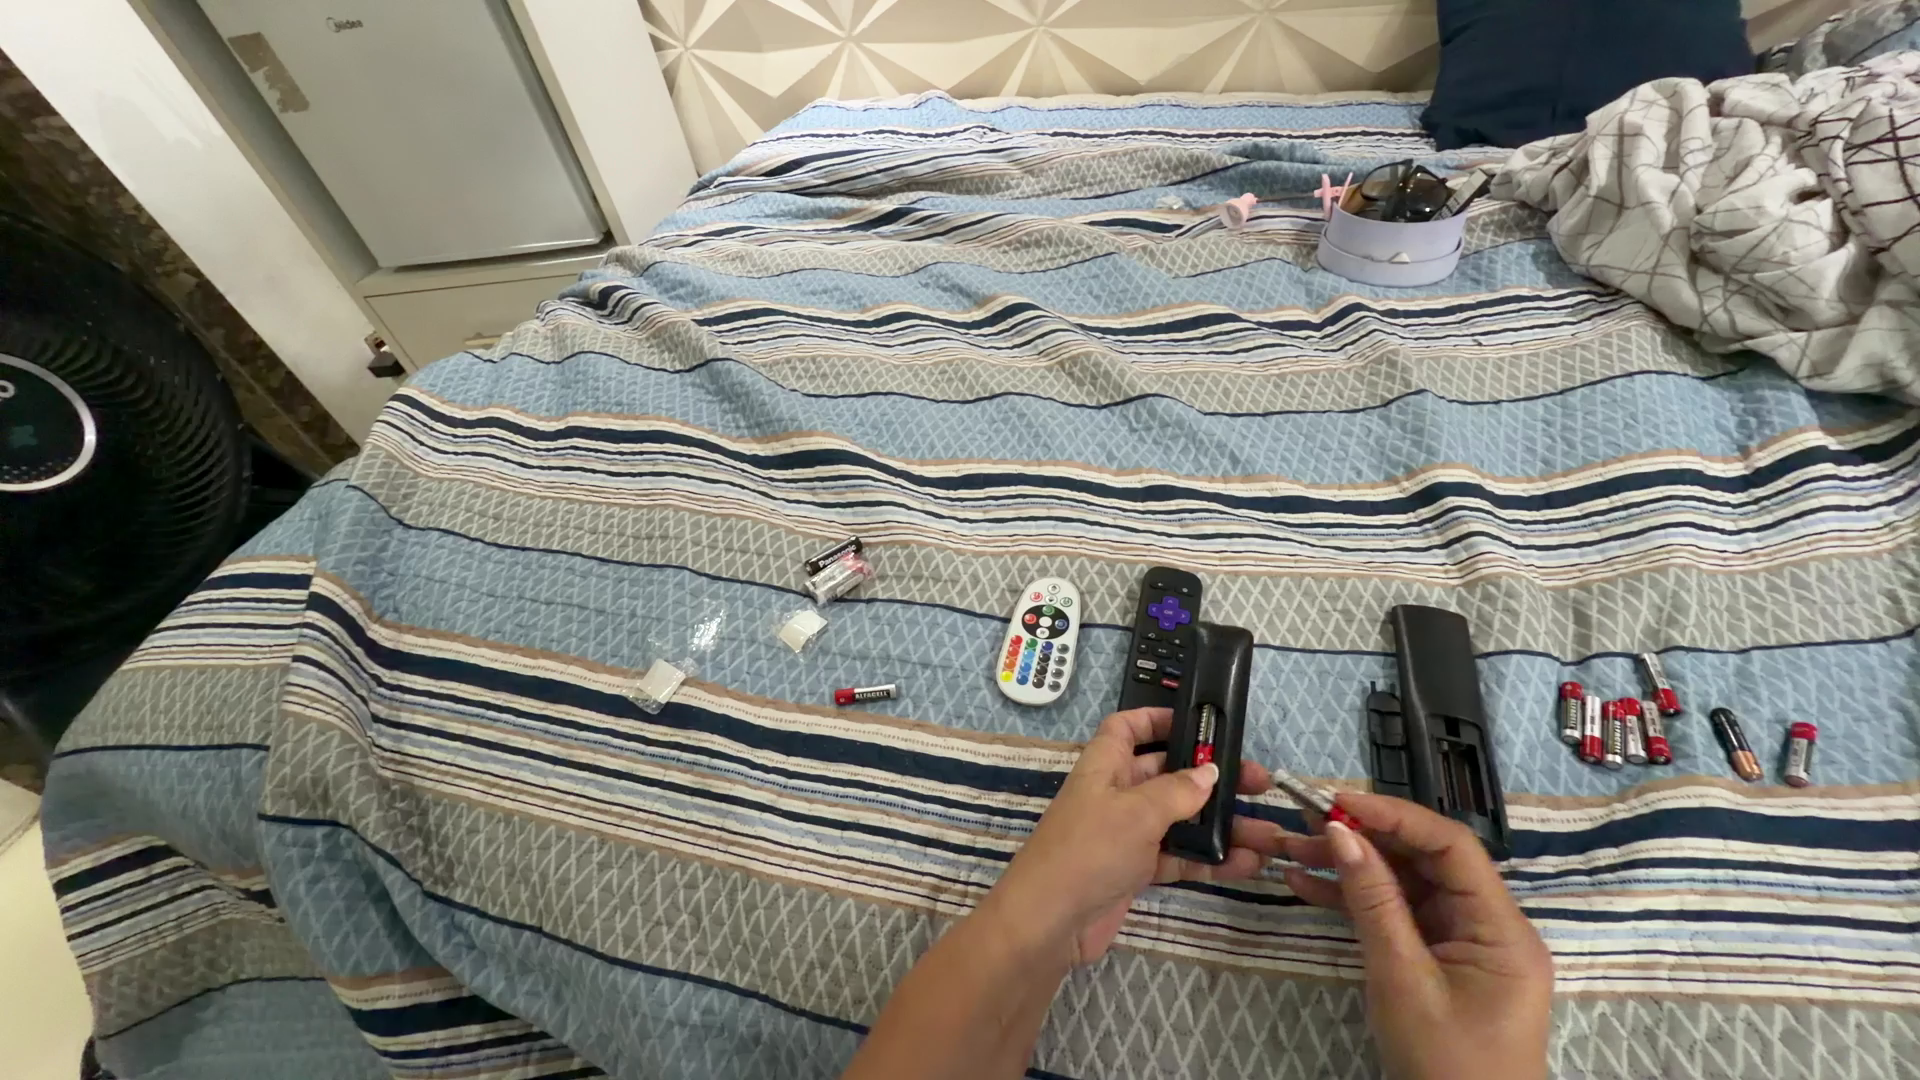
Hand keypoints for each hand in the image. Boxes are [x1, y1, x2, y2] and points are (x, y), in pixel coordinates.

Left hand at [983, 707, 1274, 966]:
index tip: (1199, 723)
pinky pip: (1178, 856)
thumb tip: (1209, 772)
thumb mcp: (1136, 811)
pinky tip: (1247, 864)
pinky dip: (1209, 859)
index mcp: (1104, 765)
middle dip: (1210, 777)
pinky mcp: (1134, 870)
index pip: (1126, 728)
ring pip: (1179, 819)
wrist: (1051, 921)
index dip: (1157, 719)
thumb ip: (1176, 791)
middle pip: (1167, 773)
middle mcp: (1115, 793)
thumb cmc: (1089, 849)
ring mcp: (1125, 834)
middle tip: (1259, 782)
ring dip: (1220, 825)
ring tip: (1268, 834)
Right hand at [1278, 793, 1552, 1079]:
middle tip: (1303, 821)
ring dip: (1348, 865)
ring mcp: (1460, 940)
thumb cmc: (1445, 1064)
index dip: (1393, 814)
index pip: (1450, 846)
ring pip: (1402, 881)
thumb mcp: (1401, 978)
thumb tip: (1338, 831)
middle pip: (1423, 858)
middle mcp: (1486, 924)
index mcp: (1500, 928)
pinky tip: (1304, 885)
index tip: (1337, 801)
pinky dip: (1352, 898)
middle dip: (1362, 836)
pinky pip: (1394, 911)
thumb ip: (1372, 900)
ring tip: (1291, 849)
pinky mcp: (1436, 955)